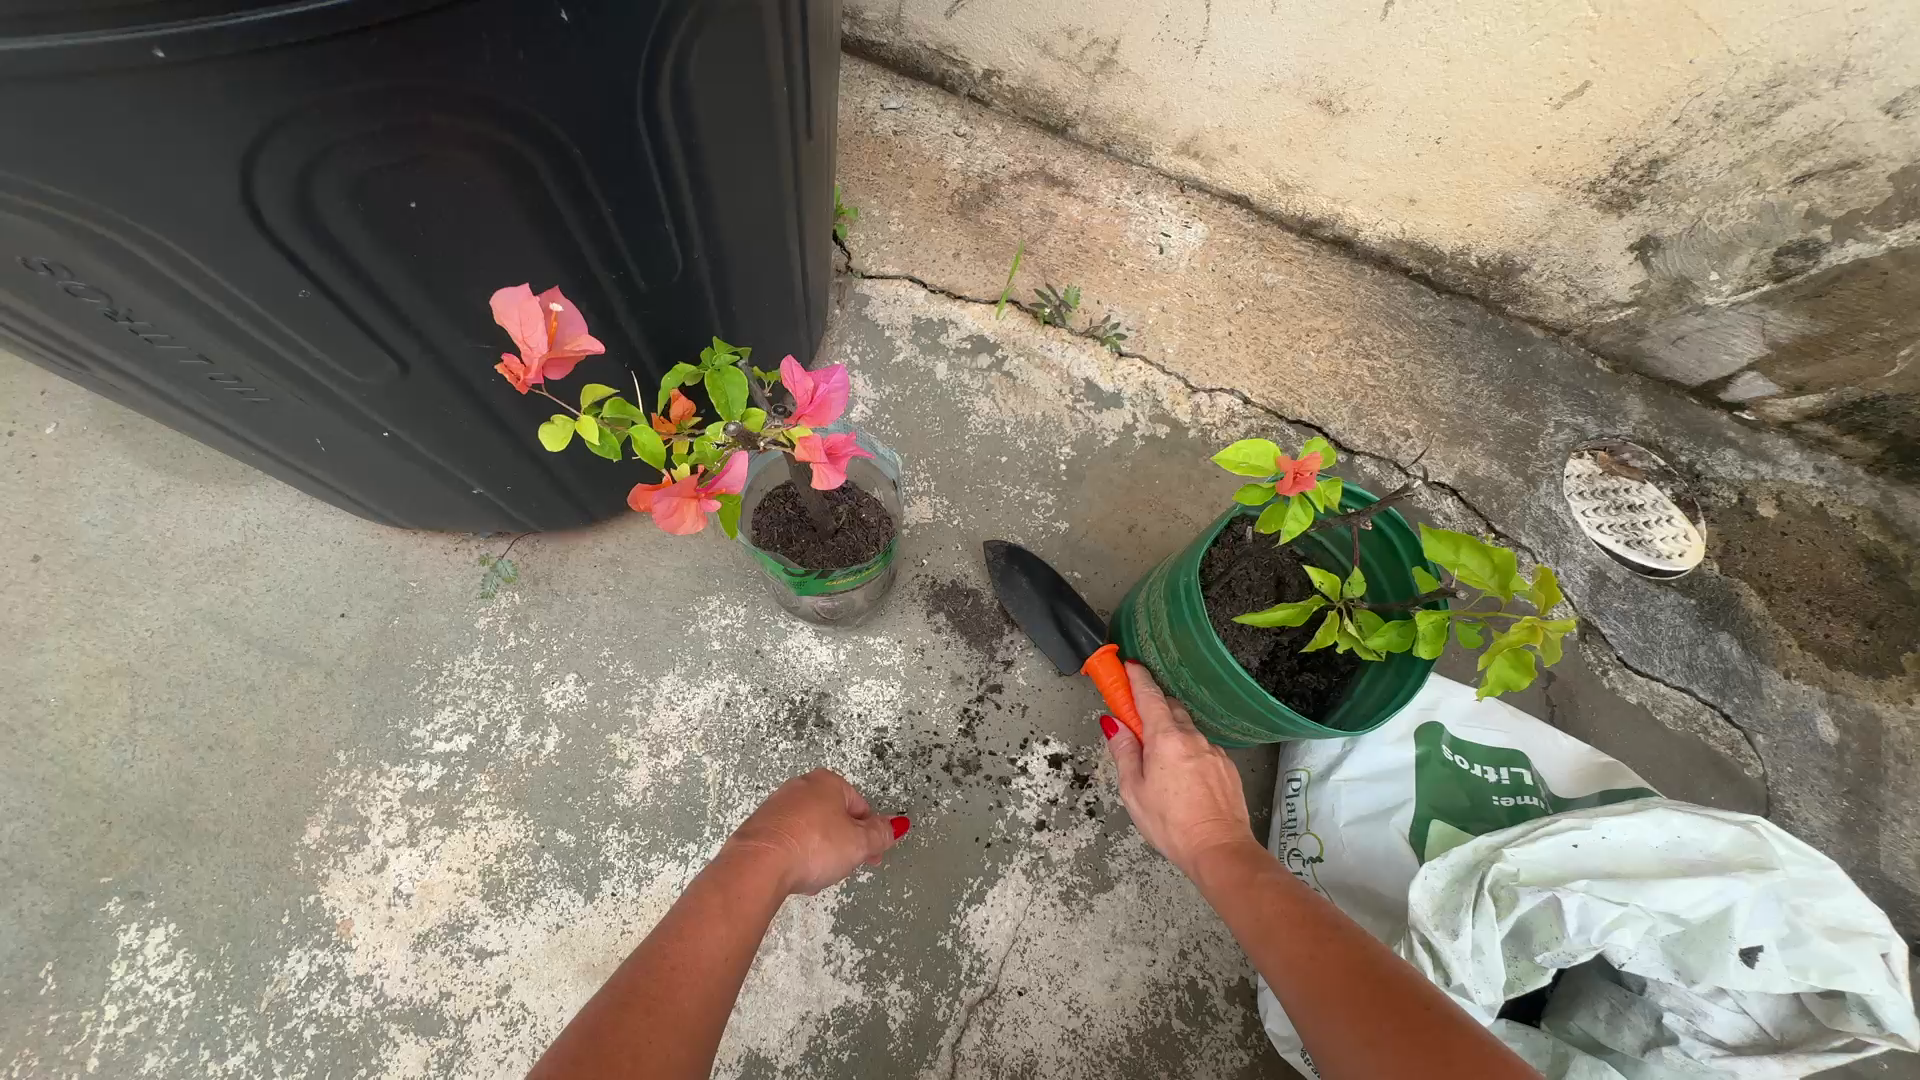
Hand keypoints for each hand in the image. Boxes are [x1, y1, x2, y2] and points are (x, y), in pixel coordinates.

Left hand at [725, 769, 908, 894]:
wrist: (759, 865)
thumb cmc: (812, 846)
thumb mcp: (859, 843)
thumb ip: (881, 834)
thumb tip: (896, 825)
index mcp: (828, 782)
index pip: (860, 806)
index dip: (870, 834)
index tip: (871, 855)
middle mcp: (801, 787)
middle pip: (834, 817)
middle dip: (843, 843)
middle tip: (846, 865)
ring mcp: (777, 806)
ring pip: (810, 831)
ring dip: (820, 851)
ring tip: (819, 874)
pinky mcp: (760, 828)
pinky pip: (788, 842)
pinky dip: (796, 856)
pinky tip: (797, 875)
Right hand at [1100, 663, 1256, 876]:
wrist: (1220, 850)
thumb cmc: (1171, 824)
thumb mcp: (1133, 789)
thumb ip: (1124, 751)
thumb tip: (1114, 724)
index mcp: (1165, 739)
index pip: (1149, 696)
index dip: (1137, 678)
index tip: (1128, 666)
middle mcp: (1192, 737)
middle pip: (1169, 708)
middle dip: (1153, 707)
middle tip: (1136, 720)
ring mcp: (1213, 751)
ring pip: (1187, 729)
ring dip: (1171, 732)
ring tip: (1159, 760)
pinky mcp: (1227, 766)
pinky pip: (1202, 747)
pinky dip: (1189, 750)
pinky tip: (1183, 776)